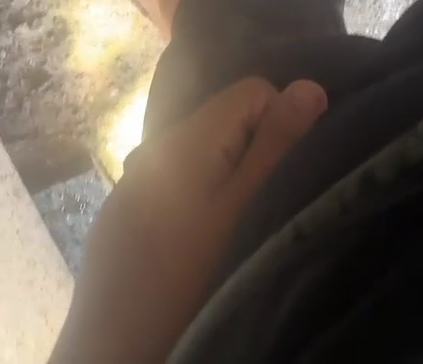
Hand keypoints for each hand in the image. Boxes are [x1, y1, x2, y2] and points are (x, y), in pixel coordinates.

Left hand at [52, 78, 328, 362]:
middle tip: (259, 200)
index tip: (282, 168)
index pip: (252, 90)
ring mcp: (136, 174)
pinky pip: (175, 173)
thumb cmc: (186, 271)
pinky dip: (196, 188)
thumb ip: (275, 144)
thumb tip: (311, 85)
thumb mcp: (240, 206)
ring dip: (226, 169)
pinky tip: (194, 236)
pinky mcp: (125, 204)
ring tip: (232, 221)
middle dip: (252, 146)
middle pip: (225, 116)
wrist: (112, 344)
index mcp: (188, 136)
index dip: (278, 119)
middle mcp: (158, 142)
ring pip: (201, 147)